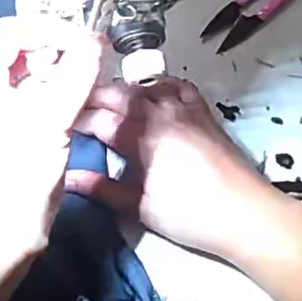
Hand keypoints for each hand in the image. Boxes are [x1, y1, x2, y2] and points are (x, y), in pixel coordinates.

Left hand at [0, 17, 102, 257]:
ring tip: (71, 74)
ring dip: (38, 61)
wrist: (0, 227)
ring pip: (4, 65)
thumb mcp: (54, 118)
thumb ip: (76, 73)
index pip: (7, 29)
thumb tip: (93, 42)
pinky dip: (34, 84)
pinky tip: (60, 96)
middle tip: (72, 54)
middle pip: (0, 42)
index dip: (47, 28)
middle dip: (39, 40)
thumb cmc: (22, 173)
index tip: (81, 41)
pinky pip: (8, 89)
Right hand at [65, 77, 294, 263]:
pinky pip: (174, 86)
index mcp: (140, 135)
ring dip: (116, 91)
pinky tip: (146, 95)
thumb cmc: (190, 215)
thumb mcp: (138, 206)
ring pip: (141, 85)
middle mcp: (159, 113)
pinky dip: (155, 86)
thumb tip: (66, 177)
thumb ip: (100, 187)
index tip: (52, 125)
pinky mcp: (201, 113)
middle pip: (114, 93)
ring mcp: (183, 109)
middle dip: (87, 99)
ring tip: (99, 104)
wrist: (250, 215)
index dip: (70, 120)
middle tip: (68, 111)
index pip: (95, 118)